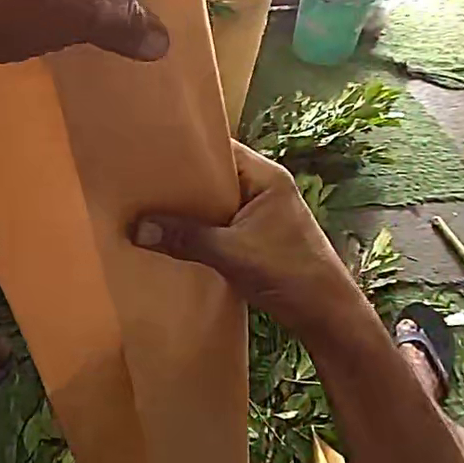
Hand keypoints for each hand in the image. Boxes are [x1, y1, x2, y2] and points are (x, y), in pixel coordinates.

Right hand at [132, 142, 369, 337]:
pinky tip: (170, 234)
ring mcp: (259, 213)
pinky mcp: (254, 236)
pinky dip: (197, 227)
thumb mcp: (231, 253)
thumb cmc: (289, 273)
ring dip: (187, 207)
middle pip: (214, 175)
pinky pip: (217, 223)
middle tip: (140, 181)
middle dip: (180, 180)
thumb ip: (184, 238)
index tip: (150, 151)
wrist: (327, 315)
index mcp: (265, 177)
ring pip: (214, 202)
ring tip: (147, 205)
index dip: (186, 148)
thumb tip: (136, 229)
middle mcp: (262, 188)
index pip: (220, 148)